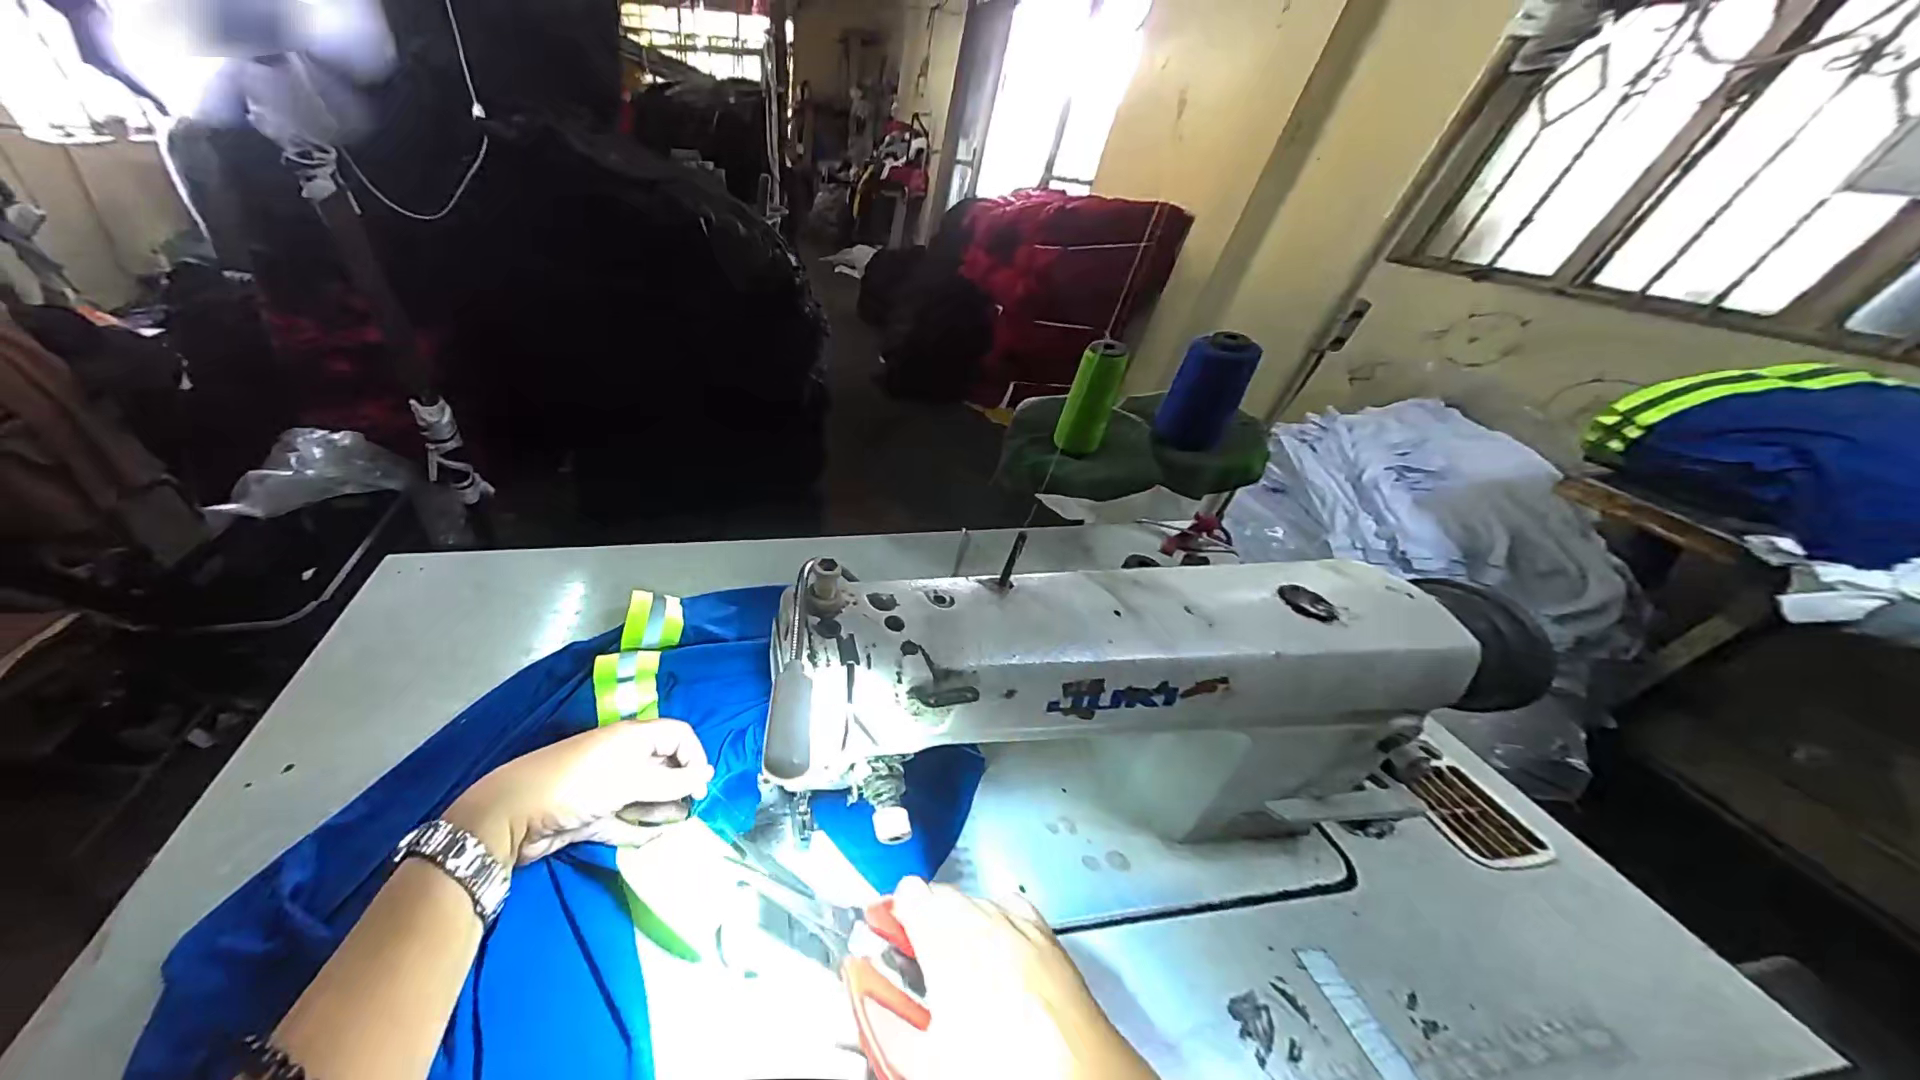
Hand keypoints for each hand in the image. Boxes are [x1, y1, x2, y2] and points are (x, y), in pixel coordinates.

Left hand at [443, 720, 714, 865]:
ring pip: (645, 796)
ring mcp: (606, 788)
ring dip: (662, 810)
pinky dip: (638, 831)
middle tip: (691, 808)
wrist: (509, 816)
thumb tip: (707, 776)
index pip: (677, 735)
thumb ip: (672, 781)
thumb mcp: (631, 779)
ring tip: (675, 825)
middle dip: (680, 786)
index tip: (700, 785)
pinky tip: (653, 840)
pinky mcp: (591, 816)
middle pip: (663, 766)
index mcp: (632, 737)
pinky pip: (624, 821)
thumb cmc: (577, 785)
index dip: (694, 756)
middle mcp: (622, 758)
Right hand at [877, 876, 1157, 1079]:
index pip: (910, 894)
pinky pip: (1013, 909)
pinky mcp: (1046, 933)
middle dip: (926, 917)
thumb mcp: (927, 1054)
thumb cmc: (1002, 1066)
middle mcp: (983, 917)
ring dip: (961, 921)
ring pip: (976, 901)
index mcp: (945, 937)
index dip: (895, 911)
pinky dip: (1000, 920)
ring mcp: (1017, 921)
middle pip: (942, 895)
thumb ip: (890, 1018)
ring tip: (959, 963)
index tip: (888, 930)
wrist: (1072, 1076)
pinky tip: (999, 949)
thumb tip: (872, 999)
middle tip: (918, 952)